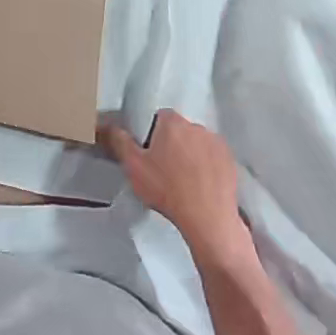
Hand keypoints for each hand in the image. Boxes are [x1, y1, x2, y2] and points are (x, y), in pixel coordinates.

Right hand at [101, 110, 250, 260]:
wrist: (207, 217)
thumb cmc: (166, 189)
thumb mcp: (133, 167)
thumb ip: (119, 141)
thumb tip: (105, 124)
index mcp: (172, 122)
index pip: (157, 117)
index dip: (150, 133)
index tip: (147, 153)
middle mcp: (196, 126)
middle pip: (177, 129)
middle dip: (170, 143)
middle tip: (161, 168)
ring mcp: (216, 142)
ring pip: (195, 142)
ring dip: (188, 153)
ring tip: (182, 179)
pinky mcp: (229, 159)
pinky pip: (212, 156)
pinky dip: (205, 164)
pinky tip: (199, 184)